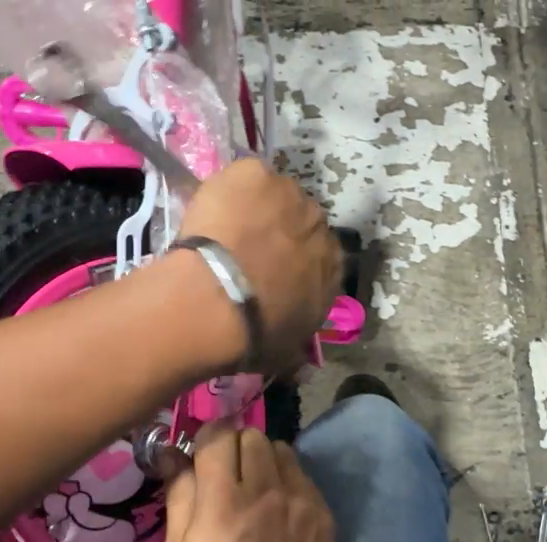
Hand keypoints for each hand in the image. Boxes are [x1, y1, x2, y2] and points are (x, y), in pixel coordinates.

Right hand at [164, 423, 334, 541]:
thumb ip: (179, 495)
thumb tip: (171, 453)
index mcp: (222, 498)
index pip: (218, 434)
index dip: (207, 440)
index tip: (204, 457)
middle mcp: (263, 487)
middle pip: (251, 434)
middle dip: (236, 447)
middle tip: (229, 475)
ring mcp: (297, 496)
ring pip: (280, 449)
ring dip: (264, 460)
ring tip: (257, 488)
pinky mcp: (320, 509)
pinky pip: (302, 474)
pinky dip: (287, 480)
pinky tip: (279, 507)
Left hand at [178, 159, 340, 371]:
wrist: (216, 302)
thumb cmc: (255, 335)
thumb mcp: (285, 353)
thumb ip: (296, 346)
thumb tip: (300, 365)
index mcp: (332, 270)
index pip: (323, 259)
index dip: (297, 264)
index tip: (275, 274)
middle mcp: (319, 226)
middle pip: (301, 222)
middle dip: (279, 234)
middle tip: (248, 252)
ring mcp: (287, 193)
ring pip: (273, 196)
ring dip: (256, 209)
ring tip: (227, 230)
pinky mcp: (254, 172)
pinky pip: (244, 177)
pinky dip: (231, 190)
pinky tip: (213, 211)